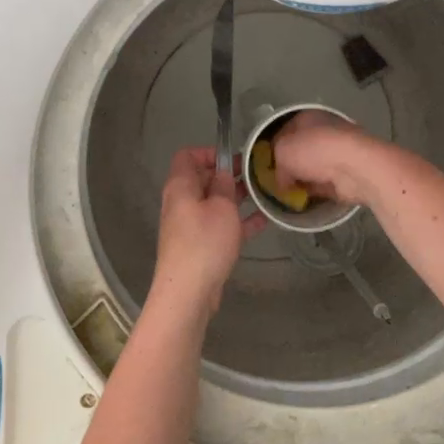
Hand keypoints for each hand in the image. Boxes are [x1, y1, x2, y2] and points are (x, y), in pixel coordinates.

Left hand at [151, 147, 264, 313]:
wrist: (189, 291)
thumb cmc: (205, 242)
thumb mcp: (222, 207)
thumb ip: (225, 185)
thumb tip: (223, 173)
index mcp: (180, 186)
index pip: (187, 156)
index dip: (209, 153)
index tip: (233, 159)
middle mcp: (181, 203)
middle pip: (203, 179)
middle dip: (228, 175)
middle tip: (255, 175)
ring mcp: (190, 226)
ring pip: (214, 204)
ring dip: (236, 198)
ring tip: (263, 194)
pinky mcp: (200, 246)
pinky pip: (220, 226)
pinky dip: (238, 222)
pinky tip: (263, 221)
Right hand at [269, 111, 377, 204]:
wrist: (354, 167)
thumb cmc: (314, 150)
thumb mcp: (282, 151)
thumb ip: (277, 164)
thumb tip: (283, 179)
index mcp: (308, 118)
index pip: (284, 131)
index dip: (273, 148)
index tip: (266, 165)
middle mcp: (325, 131)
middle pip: (300, 150)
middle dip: (289, 166)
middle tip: (277, 181)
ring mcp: (338, 152)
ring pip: (312, 167)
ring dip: (303, 179)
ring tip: (288, 193)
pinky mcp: (347, 172)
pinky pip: (324, 182)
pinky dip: (315, 190)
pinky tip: (304, 199)